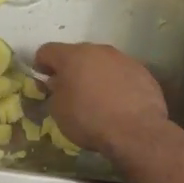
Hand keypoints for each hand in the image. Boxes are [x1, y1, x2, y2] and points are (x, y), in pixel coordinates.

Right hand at [34, 42, 169, 159]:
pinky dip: (114, 83)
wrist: (136, 132)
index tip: (42, 81)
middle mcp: (98, 50)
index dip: (41, 65)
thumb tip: (58, 83)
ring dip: (94, 74)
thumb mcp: (58, 110)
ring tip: (96, 97)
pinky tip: (116, 102)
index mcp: (72, 56)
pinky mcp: (142, 72)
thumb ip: (54, 91)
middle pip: (76, 54)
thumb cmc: (89, 119)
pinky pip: (121, 73)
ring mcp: (123, 59)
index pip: (47, 50)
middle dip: (70, 69)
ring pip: (100, 62)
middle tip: (68, 89)